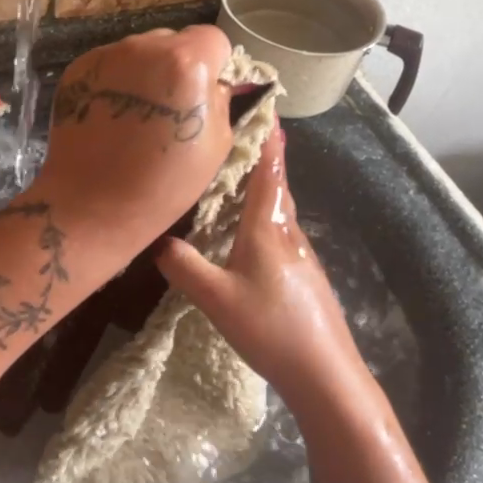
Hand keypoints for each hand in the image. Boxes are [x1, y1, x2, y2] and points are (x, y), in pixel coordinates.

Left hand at [31, 25, 233, 242]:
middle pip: (173, 42)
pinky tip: (112, 117)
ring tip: (137, 117)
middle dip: (179, 66)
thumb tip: (215, 83)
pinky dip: (116, 82)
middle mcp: (143, 47)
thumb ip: (221, 100)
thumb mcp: (217, 145)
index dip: (216, 64)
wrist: (91, 205)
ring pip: (140, 51)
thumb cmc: (163, 184)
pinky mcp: (77, 71)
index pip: (214, 39)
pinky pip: (110, 65)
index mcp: (186, 62)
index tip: (206, 93)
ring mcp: (105, 56)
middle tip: (171, 109)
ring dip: (146, 73)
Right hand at [154, 130, 367, 402]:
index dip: (266, 139)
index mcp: (269, 230)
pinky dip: (261, 219)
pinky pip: (279, 234)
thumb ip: (183, 267)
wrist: (327, 376)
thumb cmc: (271, 329)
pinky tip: (244, 236)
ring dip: (259, 191)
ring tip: (230, 181)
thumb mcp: (216, 299)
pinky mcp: (305, 279)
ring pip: (277, 213)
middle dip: (259, 160)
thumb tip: (155, 240)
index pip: (268, 172)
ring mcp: (301, 258)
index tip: (264, 106)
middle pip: (275, 188)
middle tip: (233, 137)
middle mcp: (289, 235)